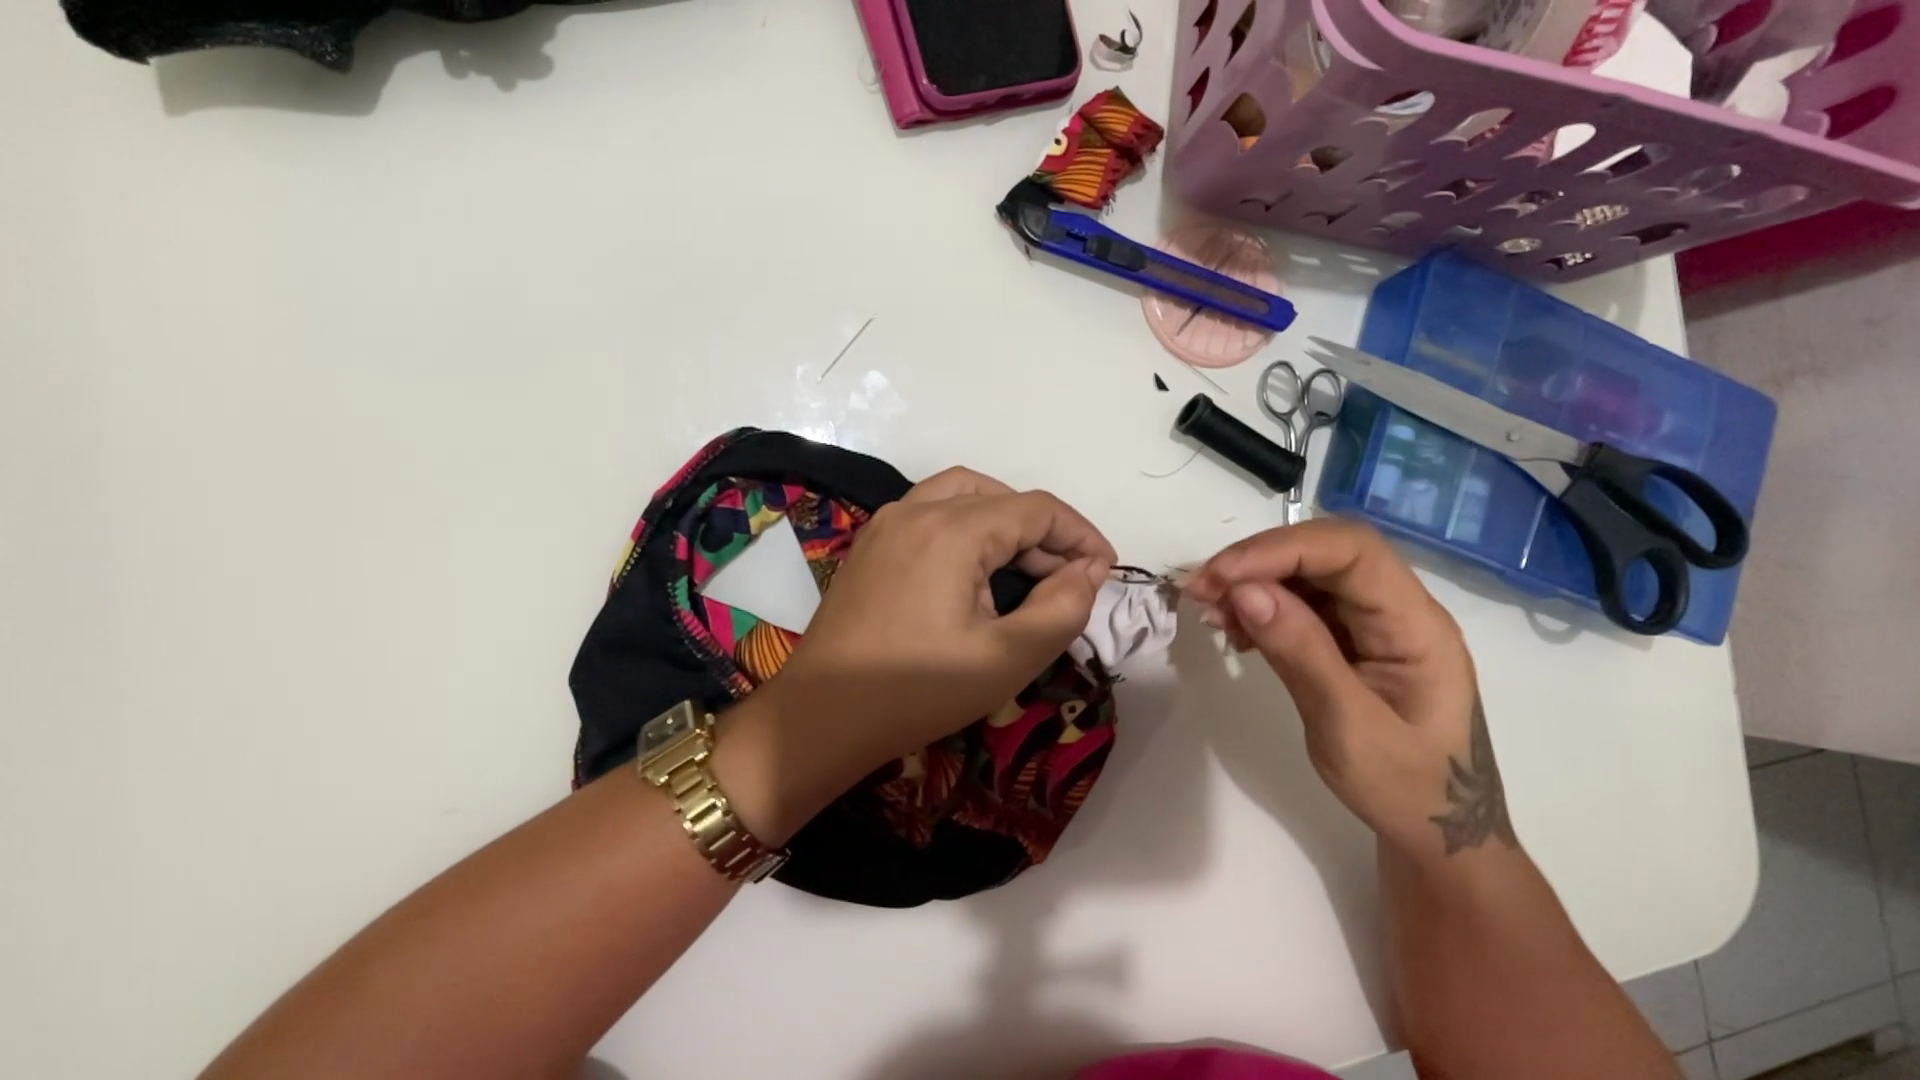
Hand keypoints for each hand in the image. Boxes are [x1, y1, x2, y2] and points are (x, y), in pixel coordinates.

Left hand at [713, 468, 1114, 843]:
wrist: (821, 717)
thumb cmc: (918, 691)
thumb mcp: (1007, 658)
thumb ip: (1062, 608)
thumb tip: (1088, 570)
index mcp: (952, 529)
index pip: (1037, 508)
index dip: (1081, 535)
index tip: (1105, 572)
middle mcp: (915, 510)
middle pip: (999, 497)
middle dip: (1043, 532)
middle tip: (1067, 581)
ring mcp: (885, 525)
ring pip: (961, 496)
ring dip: (1004, 522)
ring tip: (1028, 570)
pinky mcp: (869, 548)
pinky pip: (930, 515)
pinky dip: (966, 529)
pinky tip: (974, 577)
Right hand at [1184, 520, 1514, 863]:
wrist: (1439, 832)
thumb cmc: (1404, 788)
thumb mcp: (1348, 728)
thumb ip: (1301, 654)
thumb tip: (1245, 590)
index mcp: (1416, 625)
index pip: (1351, 552)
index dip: (1280, 550)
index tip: (1220, 577)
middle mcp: (1400, 610)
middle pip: (1327, 554)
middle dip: (1260, 562)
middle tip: (1201, 591)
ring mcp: (1376, 624)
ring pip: (1310, 575)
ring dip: (1255, 583)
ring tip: (1211, 614)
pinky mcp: (1354, 640)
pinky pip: (1305, 604)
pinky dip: (1263, 608)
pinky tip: (1236, 631)